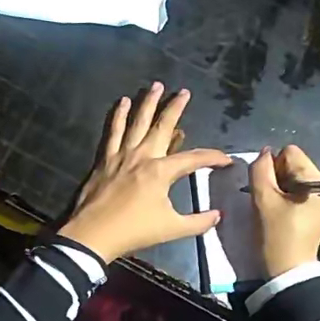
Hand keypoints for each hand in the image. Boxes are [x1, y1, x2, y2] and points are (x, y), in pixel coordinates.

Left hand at [57, 83, 231, 262]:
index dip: (213, 157)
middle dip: (176, 108)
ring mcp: (122, 155)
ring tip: (156, 86)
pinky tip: (122, 103)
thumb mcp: (171, 229)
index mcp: (161, 172)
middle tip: (184, 92)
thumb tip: (218, 216)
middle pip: (163, 126)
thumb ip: (197, 222)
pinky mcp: (104, 159)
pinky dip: (118, 116)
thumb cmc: (134, 231)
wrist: (93, 234)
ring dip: (148, 103)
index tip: (226, 159)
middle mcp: (143, 156)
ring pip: (137, 122)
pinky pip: (113, 132)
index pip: (194, 159)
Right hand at [248, 145, 319, 277]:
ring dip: (280, 187)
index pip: (290, 153)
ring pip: (294, 176)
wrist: (287, 272)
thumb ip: (260, 170)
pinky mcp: (318, 207)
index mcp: (319, 183)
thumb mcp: (263, 200)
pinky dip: (286, 196)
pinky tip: (280, 212)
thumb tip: (264, 152)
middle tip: (269, 200)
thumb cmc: (276, 236)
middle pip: (294, 163)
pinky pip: (298, 189)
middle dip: (277, 177)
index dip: (272, 166)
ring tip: (274, 208)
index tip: (267, 189)